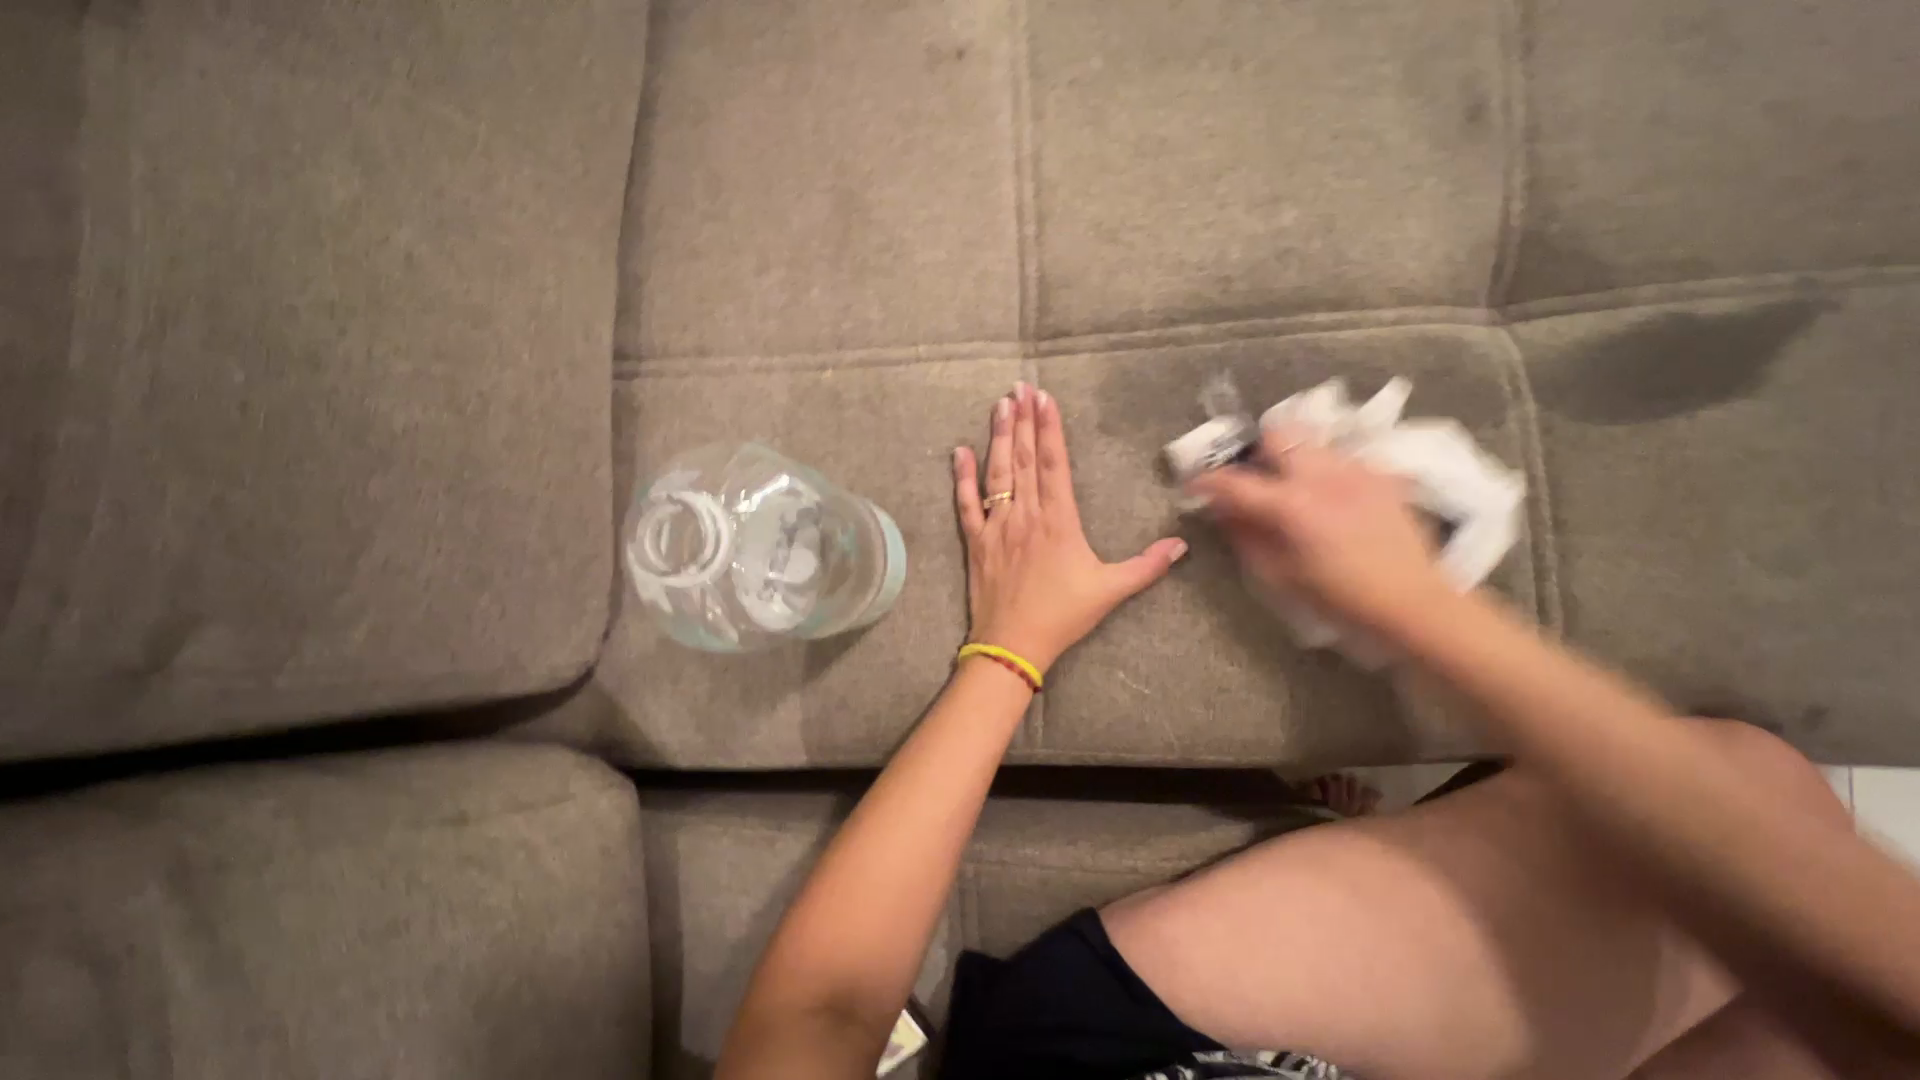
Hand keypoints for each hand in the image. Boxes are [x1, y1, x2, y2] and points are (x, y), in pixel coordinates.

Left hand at [953, 383, 1187, 674]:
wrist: (1012, 645)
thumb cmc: (1063, 616)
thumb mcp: (1110, 591)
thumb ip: (1146, 566)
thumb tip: (1181, 545)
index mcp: (1058, 521)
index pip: (1054, 463)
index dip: (1050, 428)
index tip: (1045, 398)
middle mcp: (1026, 515)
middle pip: (1024, 459)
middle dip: (1023, 420)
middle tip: (1019, 387)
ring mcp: (997, 527)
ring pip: (997, 473)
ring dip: (999, 437)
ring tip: (1000, 406)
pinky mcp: (976, 542)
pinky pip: (966, 504)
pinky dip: (962, 477)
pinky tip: (960, 451)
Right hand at [1188, 429, 1452, 638]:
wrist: (1415, 607)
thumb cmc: (1341, 601)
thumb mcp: (1281, 577)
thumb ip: (1246, 538)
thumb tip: (1222, 512)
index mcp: (1293, 505)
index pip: (1235, 481)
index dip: (1207, 480)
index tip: (1194, 485)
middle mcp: (1325, 476)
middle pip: (1280, 433)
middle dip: (1258, 449)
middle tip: (1251, 477)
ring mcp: (1359, 471)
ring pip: (1315, 442)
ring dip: (1295, 459)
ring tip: (1294, 487)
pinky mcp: (1385, 478)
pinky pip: (1347, 460)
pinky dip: (1329, 472)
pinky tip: (1333, 499)